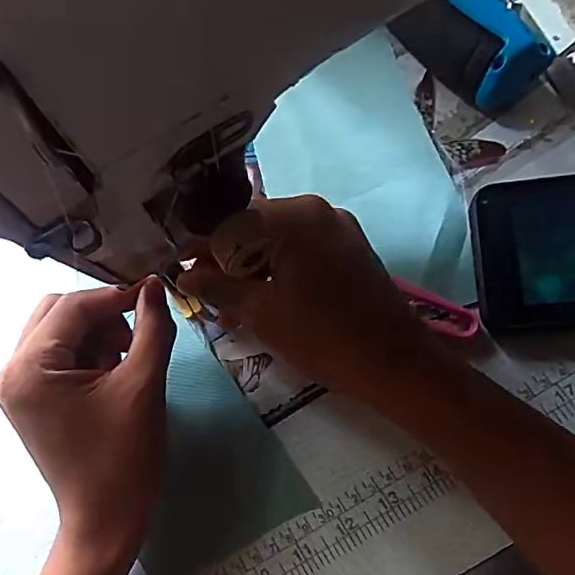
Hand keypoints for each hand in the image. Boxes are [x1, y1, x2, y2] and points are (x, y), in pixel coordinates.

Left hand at [0, 280, 174, 572]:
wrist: (106, 521)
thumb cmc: (124, 458)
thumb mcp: (143, 388)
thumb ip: (152, 330)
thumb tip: (154, 286)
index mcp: (28, 369)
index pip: (72, 307)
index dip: (116, 296)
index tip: (154, 298)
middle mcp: (12, 372)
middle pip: (58, 312)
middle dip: (102, 317)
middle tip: (136, 343)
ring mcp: (19, 389)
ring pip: (60, 333)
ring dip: (98, 337)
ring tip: (127, 368)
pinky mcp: (33, 402)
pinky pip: (60, 359)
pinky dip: (90, 357)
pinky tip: (114, 380)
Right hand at [176, 196, 451, 402]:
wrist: (397, 364)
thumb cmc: (325, 339)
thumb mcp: (262, 314)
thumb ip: (218, 287)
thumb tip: (185, 272)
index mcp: (294, 217)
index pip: (228, 222)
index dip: (198, 247)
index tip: (177, 270)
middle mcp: (317, 210)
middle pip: (253, 229)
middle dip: (225, 260)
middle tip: (204, 294)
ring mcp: (338, 229)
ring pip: (277, 242)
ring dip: (250, 270)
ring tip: (231, 307)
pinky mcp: (350, 251)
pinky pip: (302, 252)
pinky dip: (279, 272)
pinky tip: (264, 300)